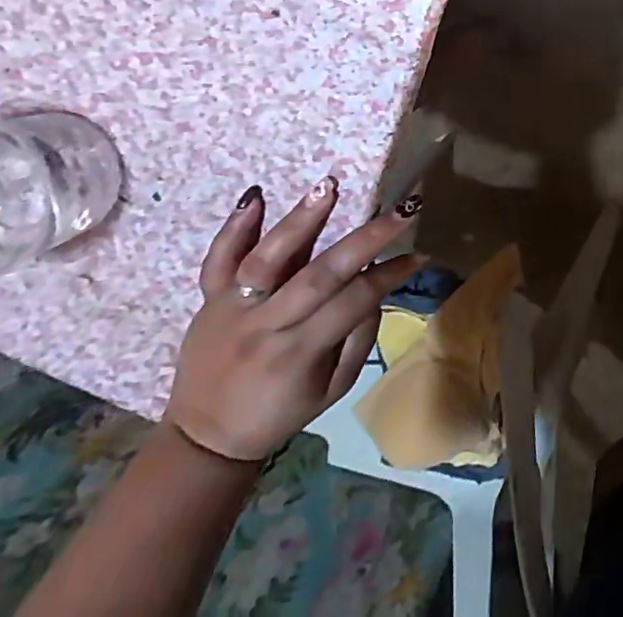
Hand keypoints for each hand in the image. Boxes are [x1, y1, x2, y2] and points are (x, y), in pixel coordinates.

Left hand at [164, 176, 420, 460]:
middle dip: (366, 239)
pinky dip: (234, 228)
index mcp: (298, 352)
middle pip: (320, 273)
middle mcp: (265, 325)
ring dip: (301, 220)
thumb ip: (358, 337)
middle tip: (402, 210)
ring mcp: (231, 309)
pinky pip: (217, 260)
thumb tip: (377, 286)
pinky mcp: (208, 300)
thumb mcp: (333, 387)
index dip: (389, 275)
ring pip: (266, 259)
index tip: (418, 254)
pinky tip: (255, 195)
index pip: (354, 300)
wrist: (204, 437)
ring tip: (329, 186)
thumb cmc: (281, 412)